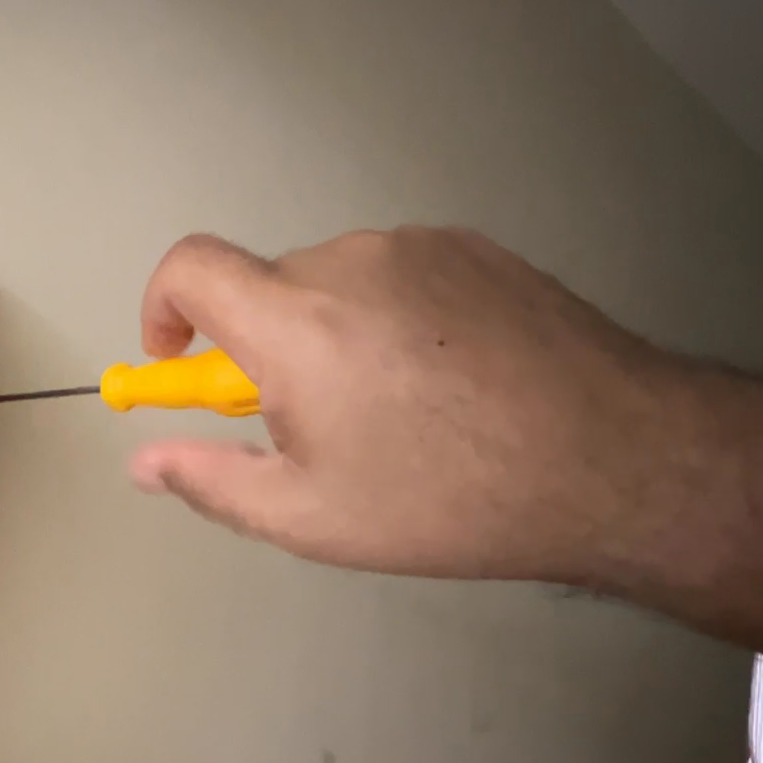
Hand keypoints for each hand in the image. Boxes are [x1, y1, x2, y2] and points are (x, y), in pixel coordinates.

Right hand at [129, 228, 716, 583]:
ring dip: (321, 336)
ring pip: (329, 283)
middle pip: (262, 288)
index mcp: (296, 322)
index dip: (161, 308)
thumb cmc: (441, 501)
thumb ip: (209, 481)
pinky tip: (437, 379)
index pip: (189, 268)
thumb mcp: (306, 516)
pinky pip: (392, 274)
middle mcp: (350, 261)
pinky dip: (380, 318)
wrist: (619, 464)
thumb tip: (143, 461)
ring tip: (385, 410)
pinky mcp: (477, 248)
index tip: (175, 359)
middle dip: (257, 351)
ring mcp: (421, 246)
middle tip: (307, 425)